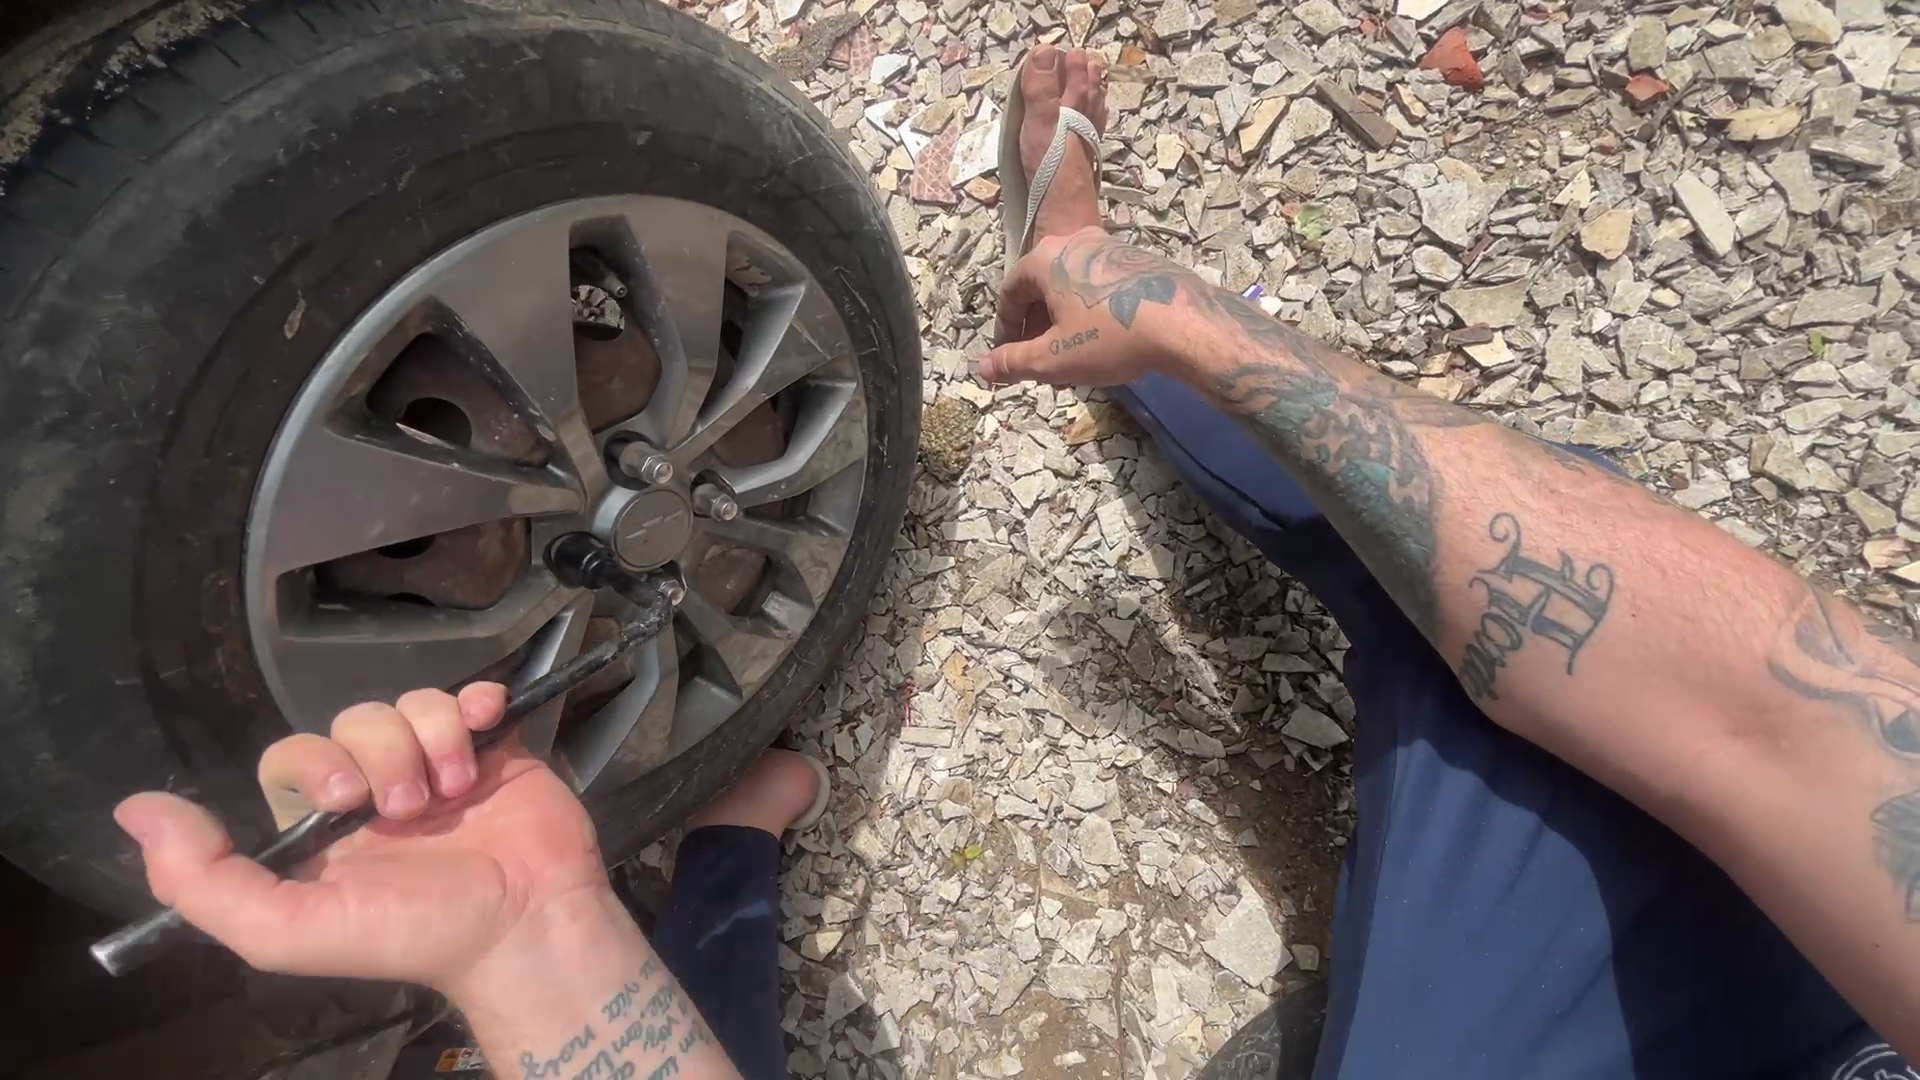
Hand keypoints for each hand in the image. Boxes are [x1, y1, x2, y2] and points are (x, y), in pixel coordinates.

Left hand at [113, 684, 612, 991]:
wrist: (524, 919)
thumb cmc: (413, 932)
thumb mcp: (289, 930)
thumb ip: (206, 880)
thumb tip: (136, 807)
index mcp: (328, 825)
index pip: (296, 756)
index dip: (320, 762)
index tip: (352, 801)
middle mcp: (383, 785)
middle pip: (359, 720)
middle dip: (387, 753)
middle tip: (415, 808)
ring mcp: (444, 762)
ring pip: (419, 704)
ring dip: (437, 737)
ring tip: (460, 787)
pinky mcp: (498, 748)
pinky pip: (478, 697)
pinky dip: (480, 700)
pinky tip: (489, 723)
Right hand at [979, 227, 1203, 386]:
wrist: (1183, 324)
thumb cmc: (1108, 338)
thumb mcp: (1052, 359)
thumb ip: (1013, 362)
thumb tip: (981, 368)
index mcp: (1046, 259)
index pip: (1009, 292)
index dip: (1004, 328)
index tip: (1007, 356)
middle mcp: (1075, 243)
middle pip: (1041, 287)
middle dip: (1035, 326)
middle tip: (1038, 360)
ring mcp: (1110, 248)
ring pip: (1072, 286)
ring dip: (1063, 320)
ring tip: (1070, 356)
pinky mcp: (1138, 260)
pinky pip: (1099, 286)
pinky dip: (1090, 312)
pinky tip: (1104, 340)